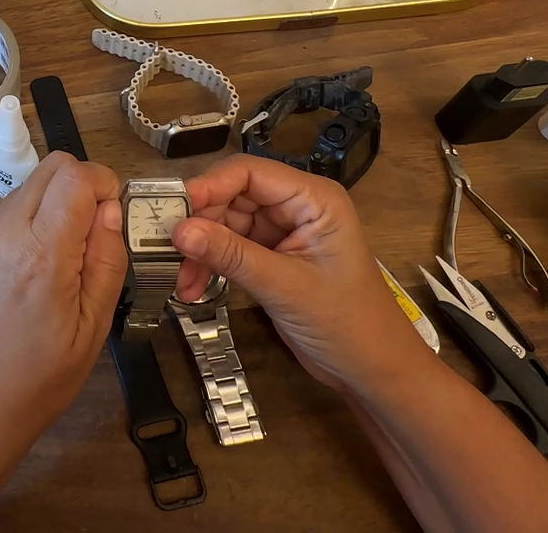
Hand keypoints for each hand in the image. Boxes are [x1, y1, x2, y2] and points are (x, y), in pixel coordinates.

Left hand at [0, 151, 127, 452]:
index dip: (102, 182)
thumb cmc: (38, 377)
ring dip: (53, 203)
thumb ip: (106, 260)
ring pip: (28, 187)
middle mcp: (4, 233)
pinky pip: (6, 212)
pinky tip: (32, 266)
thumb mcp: (93, 327)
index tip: (112, 212)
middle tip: (93, 229)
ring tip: (62, 255)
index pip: (74, 175)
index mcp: (41, 254)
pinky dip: (28, 221)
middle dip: (80, 184)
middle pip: (50, 167)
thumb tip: (112, 210)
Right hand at [171, 154, 430, 393]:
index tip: (176, 209)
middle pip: (230, 196)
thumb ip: (231, 255)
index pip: (249, 172)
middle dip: (201, 224)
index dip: (209, 185)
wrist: (376, 375)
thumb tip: (179, 231)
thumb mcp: (285, 287)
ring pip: (223, 223)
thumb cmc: (348, 325)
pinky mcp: (269, 255)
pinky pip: (228, 247)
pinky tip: (194, 287)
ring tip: (183, 279)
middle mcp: (294, 206)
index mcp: (312, 199)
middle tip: (171, 250)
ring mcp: (281, 231)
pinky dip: (209, 265)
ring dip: (200, 250)